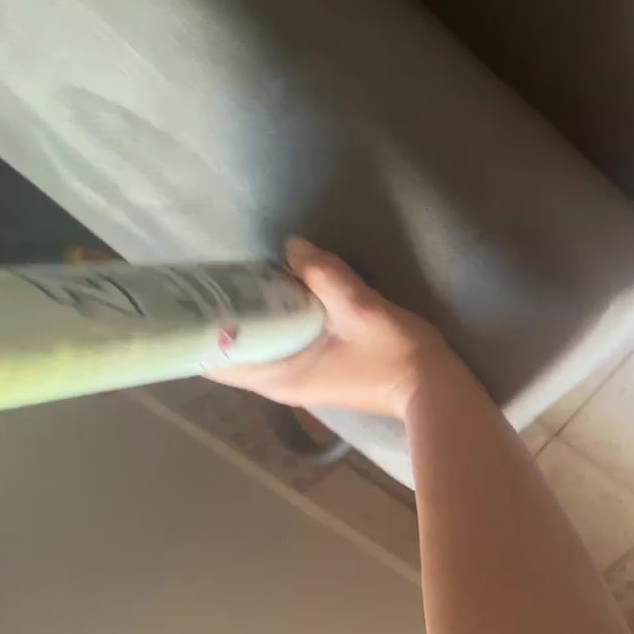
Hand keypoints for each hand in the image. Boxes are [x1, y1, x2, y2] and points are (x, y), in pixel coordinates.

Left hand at [209, 238, 451, 419]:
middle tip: (226, 276)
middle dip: (226, 314)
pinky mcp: (322, 375)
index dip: (195, 325)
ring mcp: (302, 382)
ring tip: (254, 282)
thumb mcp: (363, 310)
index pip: (208, 357)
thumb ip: (325, 276)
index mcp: (276, 376)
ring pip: (260, 347)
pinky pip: (283, 347)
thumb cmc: (397, 356)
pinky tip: (290, 302)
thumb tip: (292, 245)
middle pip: (233, 349)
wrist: (439, 388)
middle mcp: (279, 384)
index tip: (194, 292)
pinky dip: (279, 325)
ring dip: (255, 317)